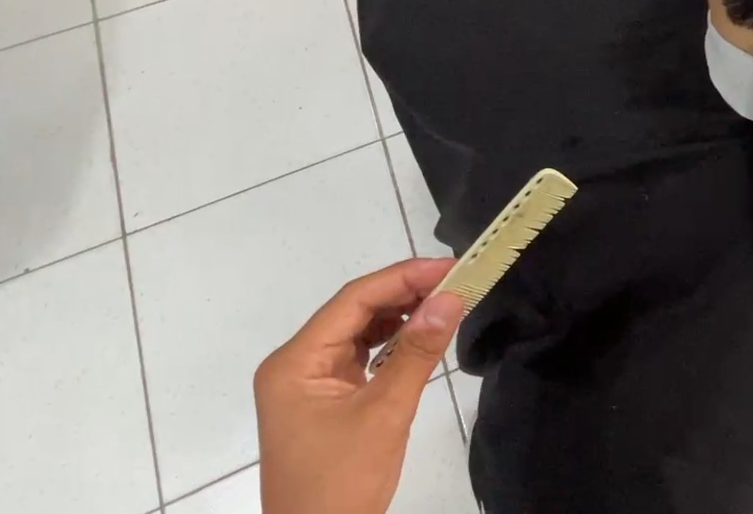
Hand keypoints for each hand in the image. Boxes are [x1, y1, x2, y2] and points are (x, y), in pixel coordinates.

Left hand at [254, 259, 466, 513]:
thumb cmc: (342, 484)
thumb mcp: (385, 414)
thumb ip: (418, 351)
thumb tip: (452, 296)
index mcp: (296, 362)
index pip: (355, 300)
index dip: (404, 277)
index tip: (450, 268)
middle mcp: (297, 363)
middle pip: (356, 310)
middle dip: (406, 292)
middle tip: (456, 281)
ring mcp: (309, 382)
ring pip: (361, 328)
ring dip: (402, 314)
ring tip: (446, 302)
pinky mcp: (326, 398)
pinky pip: (362, 353)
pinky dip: (393, 341)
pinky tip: (422, 335)